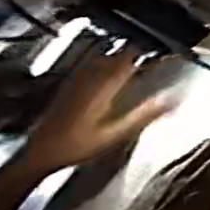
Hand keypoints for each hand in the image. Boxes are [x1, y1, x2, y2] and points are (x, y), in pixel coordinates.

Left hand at [17, 51, 174, 175]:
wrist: (38, 156)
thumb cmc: (76, 146)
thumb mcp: (117, 133)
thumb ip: (145, 114)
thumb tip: (171, 100)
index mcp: (102, 88)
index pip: (126, 59)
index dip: (144, 53)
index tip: (157, 53)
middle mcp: (87, 82)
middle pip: (112, 58)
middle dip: (131, 56)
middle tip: (146, 60)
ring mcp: (73, 86)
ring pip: (98, 63)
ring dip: (115, 60)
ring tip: (129, 65)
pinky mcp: (65, 92)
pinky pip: (85, 71)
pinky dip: (100, 68)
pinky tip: (103, 76)